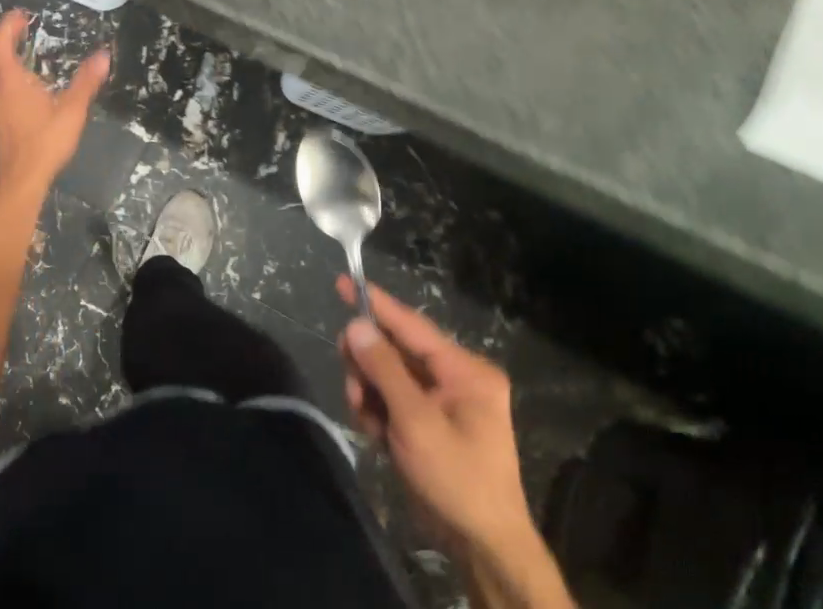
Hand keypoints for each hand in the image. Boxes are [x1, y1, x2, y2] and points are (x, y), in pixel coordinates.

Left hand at [0, 10, 108, 189]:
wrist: (20, 176)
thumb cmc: (45, 141)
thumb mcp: (72, 110)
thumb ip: (86, 81)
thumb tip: (104, 55)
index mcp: (8, 78)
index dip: (8, 24)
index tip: (23, 14)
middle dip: (4, 33)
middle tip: (22, 24)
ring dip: (1, 49)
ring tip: (21, 43)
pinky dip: (1, 65)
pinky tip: (20, 73)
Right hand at [336, 277, 533, 554]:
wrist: (480, 541)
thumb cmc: (456, 477)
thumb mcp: (415, 421)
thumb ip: (384, 369)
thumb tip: (356, 325)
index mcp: (465, 371)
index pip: (411, 325)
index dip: (375, 304)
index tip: (342, 281)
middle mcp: (454, 378)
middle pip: (391, 350)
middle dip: (366, 370)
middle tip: (356, 393)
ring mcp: (440, 401)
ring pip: (383, 375)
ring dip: (368, 396)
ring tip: (371, 425)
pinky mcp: (427, 421)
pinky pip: (388, 398)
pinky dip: (376, 413)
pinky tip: (378, 436)